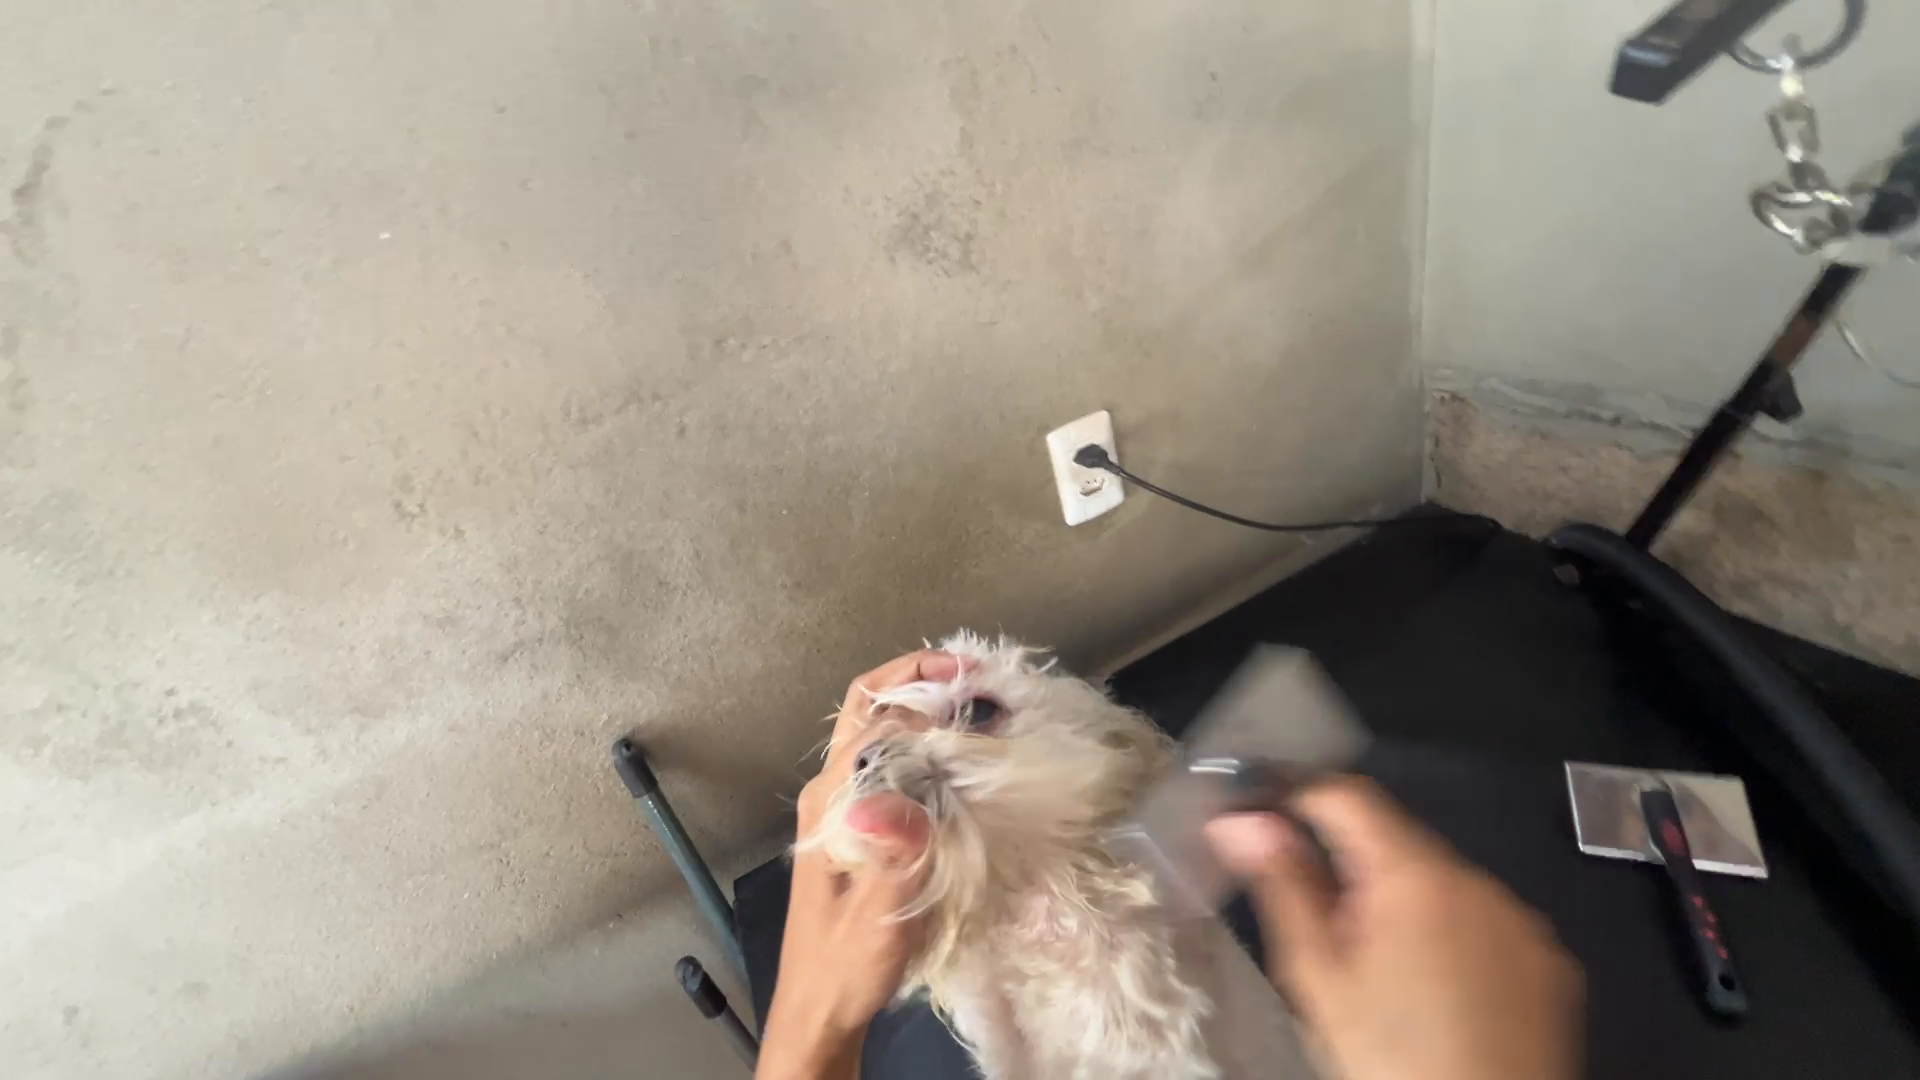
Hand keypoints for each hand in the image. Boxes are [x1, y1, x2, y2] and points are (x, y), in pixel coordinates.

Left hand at [757, 650, 962, 1079]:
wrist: (820, 1009)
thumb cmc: (845, 966)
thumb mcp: (875, 921)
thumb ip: (891, 860)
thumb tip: (902, 799)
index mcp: (831, 801)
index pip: (872, 723)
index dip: (921, 698)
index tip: (971, 694)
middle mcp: (832, 788)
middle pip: (867, 705)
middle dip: (917, 675)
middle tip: (972, 674)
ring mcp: (843, 799)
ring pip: (877, 725)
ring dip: (921, 701)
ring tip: (973, 700)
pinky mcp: (858, 817)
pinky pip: (888, 755)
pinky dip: (923, 734)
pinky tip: (957, 749)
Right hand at [1207, 778, 1582, 1079]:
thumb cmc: (1385, 1059)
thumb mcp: (1315, 973)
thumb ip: (1280, 882)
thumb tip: (1238, 820)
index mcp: (1414, 877)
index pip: (1346, 795)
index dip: (1298, 793)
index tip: (1263, 814)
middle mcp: (1476, 881)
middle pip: (1392, 834)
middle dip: (1347, 855)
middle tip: (1319, 916)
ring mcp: (1520, 921)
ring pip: (1435, 873)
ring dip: (1395, 889)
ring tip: (1377, 960)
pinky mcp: (1549, 959)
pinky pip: (1477, 911)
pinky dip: (1442, 921)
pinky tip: (1430, 979)